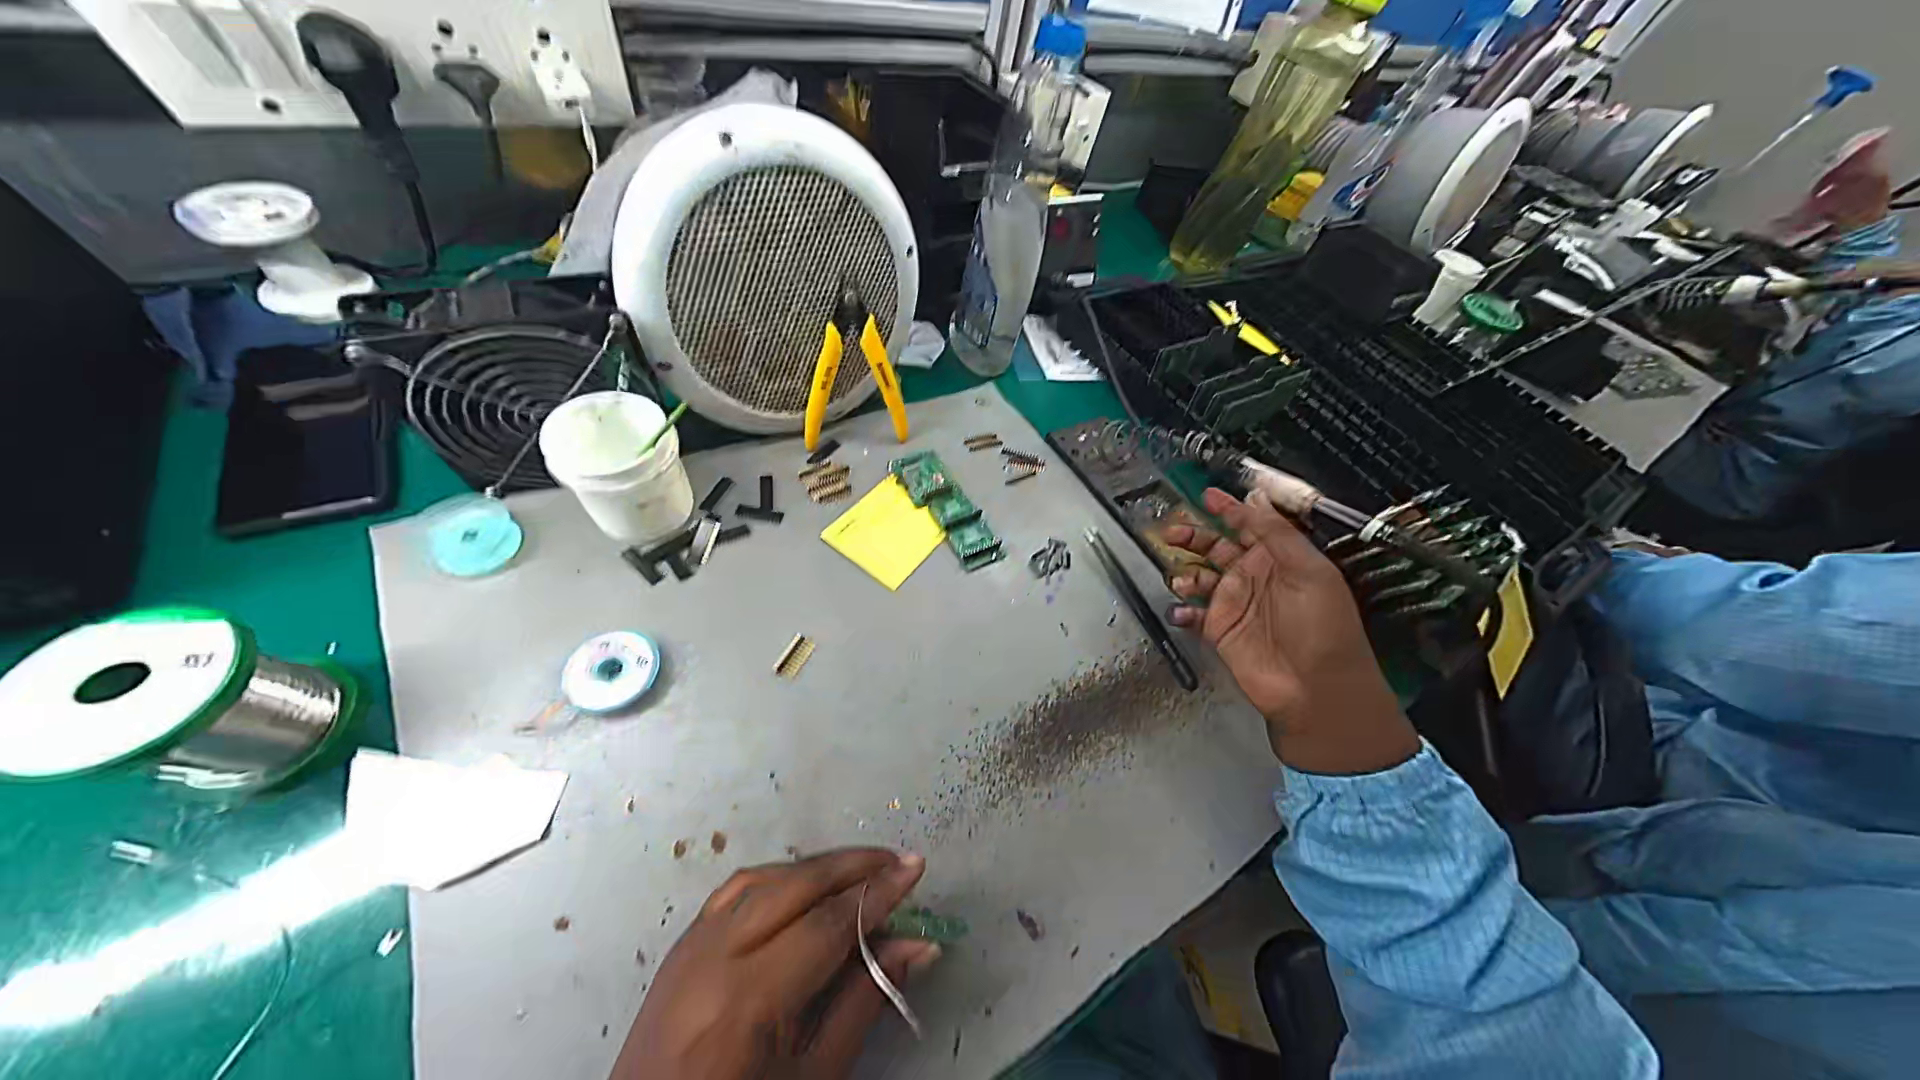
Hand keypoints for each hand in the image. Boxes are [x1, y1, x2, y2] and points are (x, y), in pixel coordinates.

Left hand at [612, 849, 939, 1079]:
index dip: (877, 893)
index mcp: (747, 1003)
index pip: (827, 924)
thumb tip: (917, 945)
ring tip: (862, 870)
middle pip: (796, 885)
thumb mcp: (814, 1076)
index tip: (915, 867)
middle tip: (897, 862)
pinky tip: (806, 886)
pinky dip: (781, 877)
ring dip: (819, 867)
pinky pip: (737, 890)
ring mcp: (691, 945)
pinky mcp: (681, 943)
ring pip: (767, 877)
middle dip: (853, 866)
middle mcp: (714, 959)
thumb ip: (864, 1001)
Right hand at [1164, 488, 1419, 775]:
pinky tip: (1181, 609)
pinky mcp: (1219, 630)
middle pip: (1216, 547)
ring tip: (1182, 578)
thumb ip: (1278, 534)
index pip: (1250, 525)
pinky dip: (1181, 609)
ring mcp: (1234, 603)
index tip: (1207, 496)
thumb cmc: (1324, 629)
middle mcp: (1253, 577)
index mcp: (1279, 559)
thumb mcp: (1310, 571)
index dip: (1229, 509)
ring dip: (1185, 571)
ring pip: (1199, 576)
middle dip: (1193, 536)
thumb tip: (1255, 498)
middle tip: (1173, 531)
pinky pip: (1192, 613)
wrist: (1316, 689)